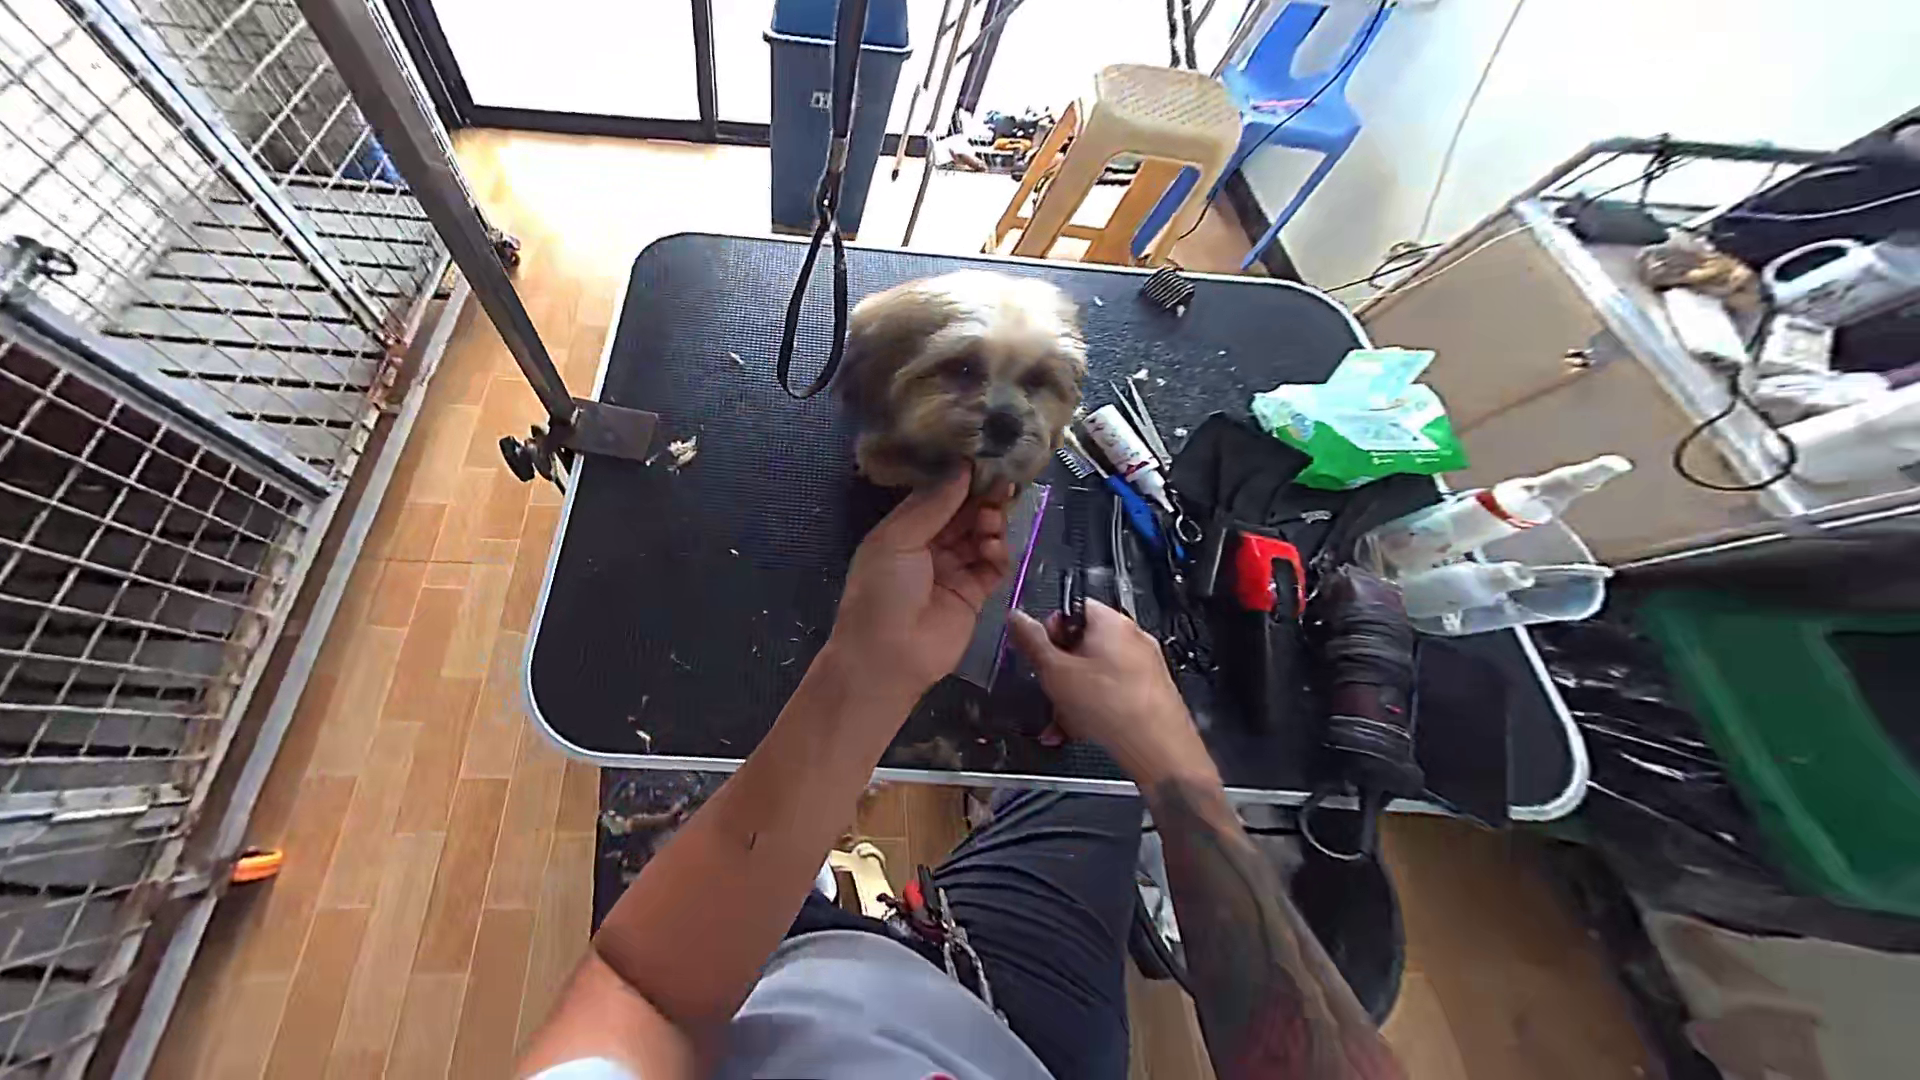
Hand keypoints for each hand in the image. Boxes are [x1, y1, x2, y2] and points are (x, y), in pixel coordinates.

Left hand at [828, 466, 1013, 703]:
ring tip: (990, 524)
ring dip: (990, 525)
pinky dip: (998, 553)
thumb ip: (933, 505)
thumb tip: (962, 469)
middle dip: (982, 499)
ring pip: (981, 536)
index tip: (984, 462)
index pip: (938, 497)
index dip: (960, 480)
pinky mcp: (974, 594)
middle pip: (964, 514)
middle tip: (1002, 485)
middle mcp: (930, 547)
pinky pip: (993, 565)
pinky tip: (993, 548)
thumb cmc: (882, 591)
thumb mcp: (896, 539)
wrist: (888, 657)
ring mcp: (953, 570)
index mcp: (904, 530)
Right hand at [1009, 600, 1215, 786]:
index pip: (1072, 608)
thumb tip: (1016, 618)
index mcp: (1110, 621)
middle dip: (1059, 672)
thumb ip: (1032, 642)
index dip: (1050, 629)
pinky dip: (1093, 708)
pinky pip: (1111, 693)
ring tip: (1062, 721)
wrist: (1159, 750)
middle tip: (1049, 690)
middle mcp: (1131, 638)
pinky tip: (1080, 731)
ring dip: (1071, 696)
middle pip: (1081, 645)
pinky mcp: (1149, 693)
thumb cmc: (1111, 706)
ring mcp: (1143, 666)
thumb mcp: (1055, 671)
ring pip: (1094, 674)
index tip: (1039, 652)